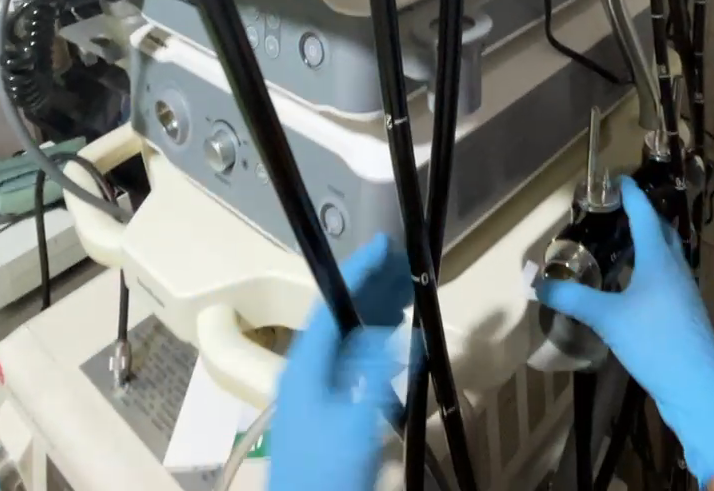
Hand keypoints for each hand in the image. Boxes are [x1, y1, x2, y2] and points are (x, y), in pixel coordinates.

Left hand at [269, 234, 412, 490]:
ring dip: (377, 309)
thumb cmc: (327, 473)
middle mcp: (306, 368)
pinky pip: (353, 356)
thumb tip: (404, 334)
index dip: (357, 272)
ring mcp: (315, 388)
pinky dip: (376, 337)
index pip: (331, 303)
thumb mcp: (357, 423)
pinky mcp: (328, 406)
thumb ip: (380, 374)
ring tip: (408, 288)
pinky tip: (398, 334)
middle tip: (406, 264)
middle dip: (373, 286)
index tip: (384, 246)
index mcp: (305, 364)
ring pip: (348, 334)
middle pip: (341, 314)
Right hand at [535, 178, 713, 482]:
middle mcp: (676, 267)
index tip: (617, 178)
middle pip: (662, 230)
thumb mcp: (607, 318)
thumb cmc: (655, 343)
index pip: (645, 214)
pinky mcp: (688, 313)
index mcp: (659, 258)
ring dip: (650, 241)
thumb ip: (572, 298)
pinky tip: (638, 284)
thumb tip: (534, 282)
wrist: (700, 390)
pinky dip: (653, 266)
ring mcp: (686, 291)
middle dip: (643, 214)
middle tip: (619, 207)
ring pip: (668, 254)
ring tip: (625, 240)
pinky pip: (669, 275)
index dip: (631, 194)